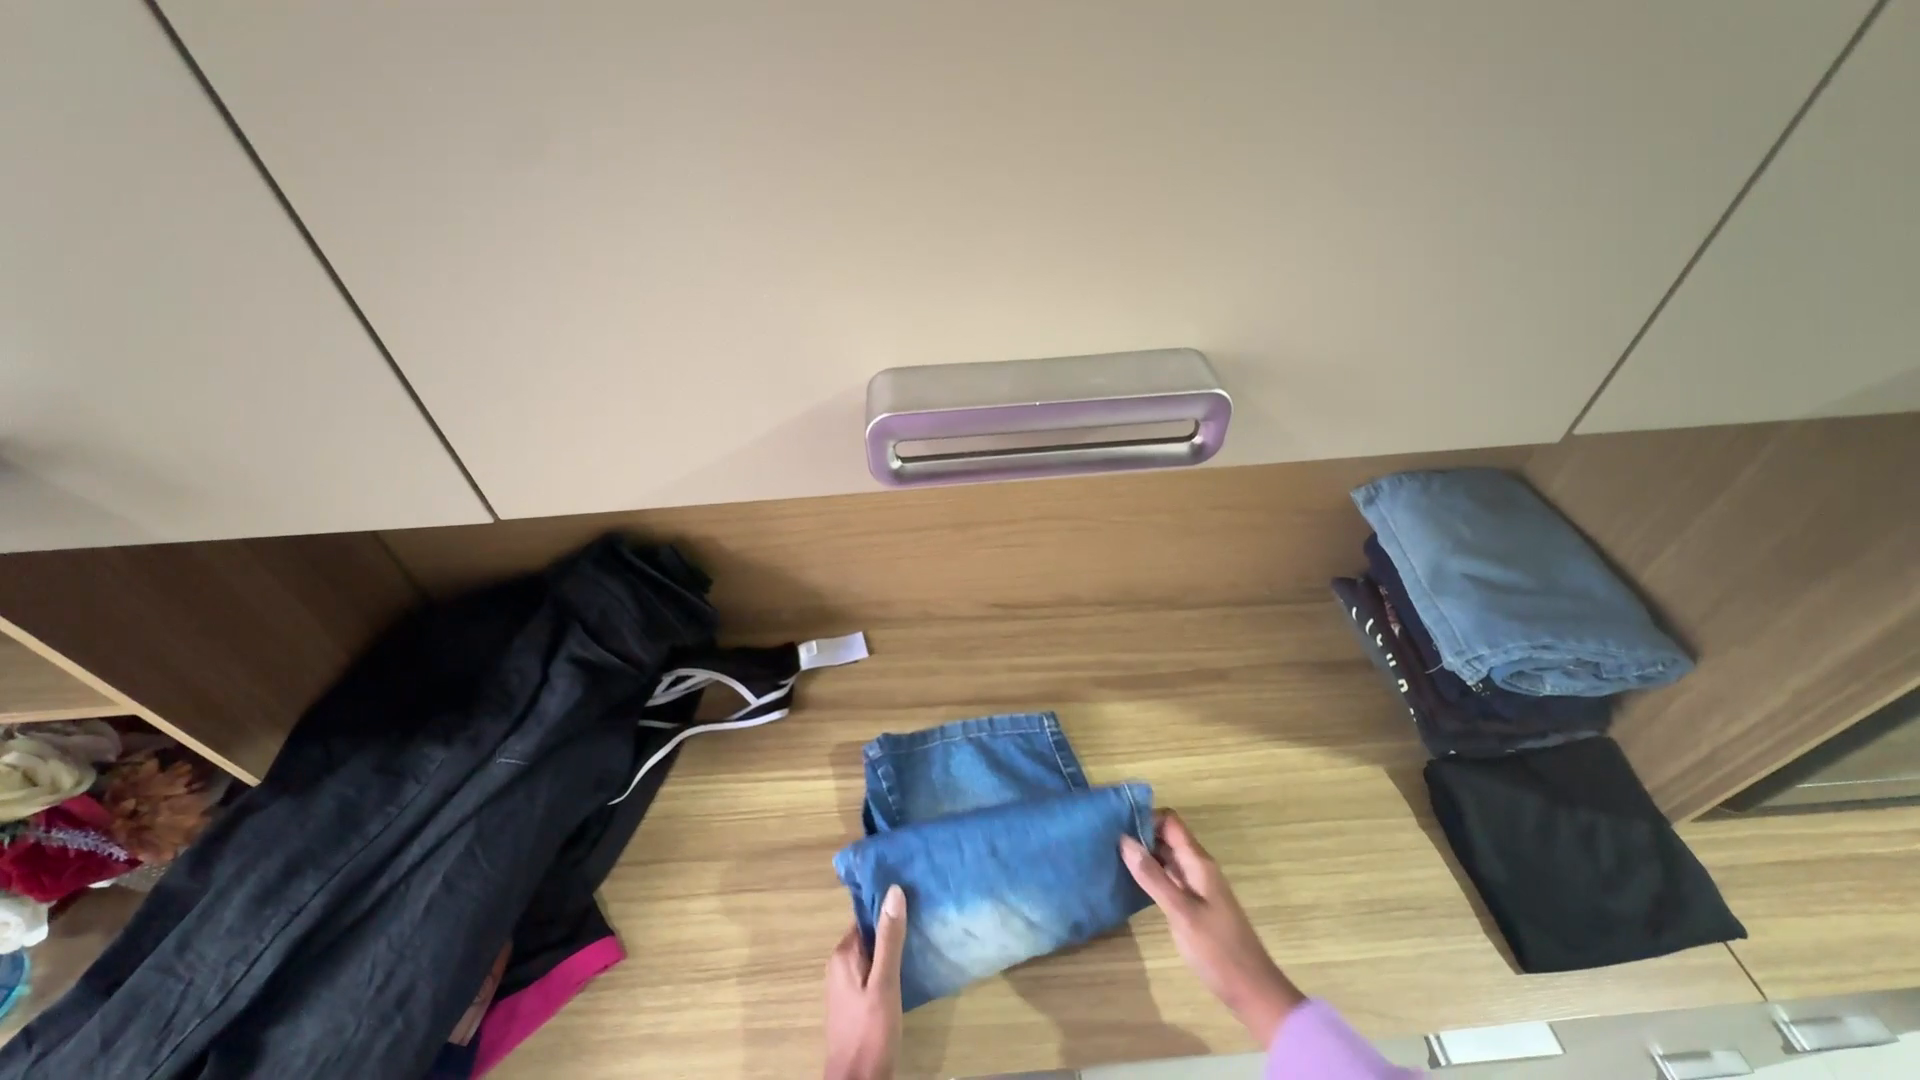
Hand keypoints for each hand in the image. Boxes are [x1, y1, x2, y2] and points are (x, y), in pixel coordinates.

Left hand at [824, 885, 906, 1079]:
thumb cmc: (871, 1030)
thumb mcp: (885, 982)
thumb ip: (890, 938)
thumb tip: (894, 890)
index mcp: (843, 954)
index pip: (867, 916)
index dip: (888, 905)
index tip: (915, 893)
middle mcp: (840, 964)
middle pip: (870, 933)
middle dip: (893, 925)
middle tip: (925, 913)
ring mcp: (846, 984)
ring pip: (872, 953)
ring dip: (893, 946)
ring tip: (923, 934)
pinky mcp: (855, 1000)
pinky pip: (873, 970)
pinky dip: (889, 965)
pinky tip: (910, 967)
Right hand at [1121, 810, 1304, 1044]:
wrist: (1249, 987)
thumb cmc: (1216, 948)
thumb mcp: (1180, 911)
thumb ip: (1152, 877)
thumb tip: (1124, 840)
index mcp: (1199, 863)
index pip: (1171, 822)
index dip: (1145, 818)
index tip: (1116, 826)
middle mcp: (1198, 868)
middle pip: (1167, 837)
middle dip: (1140, 835)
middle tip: (1107, 842)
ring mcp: (1196, 886)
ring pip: (1167, 858)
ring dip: (1143, 855)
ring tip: (1112, 858)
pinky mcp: (1192, 904)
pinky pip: (1169, 878)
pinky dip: (1151, 875)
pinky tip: (1130, 883)